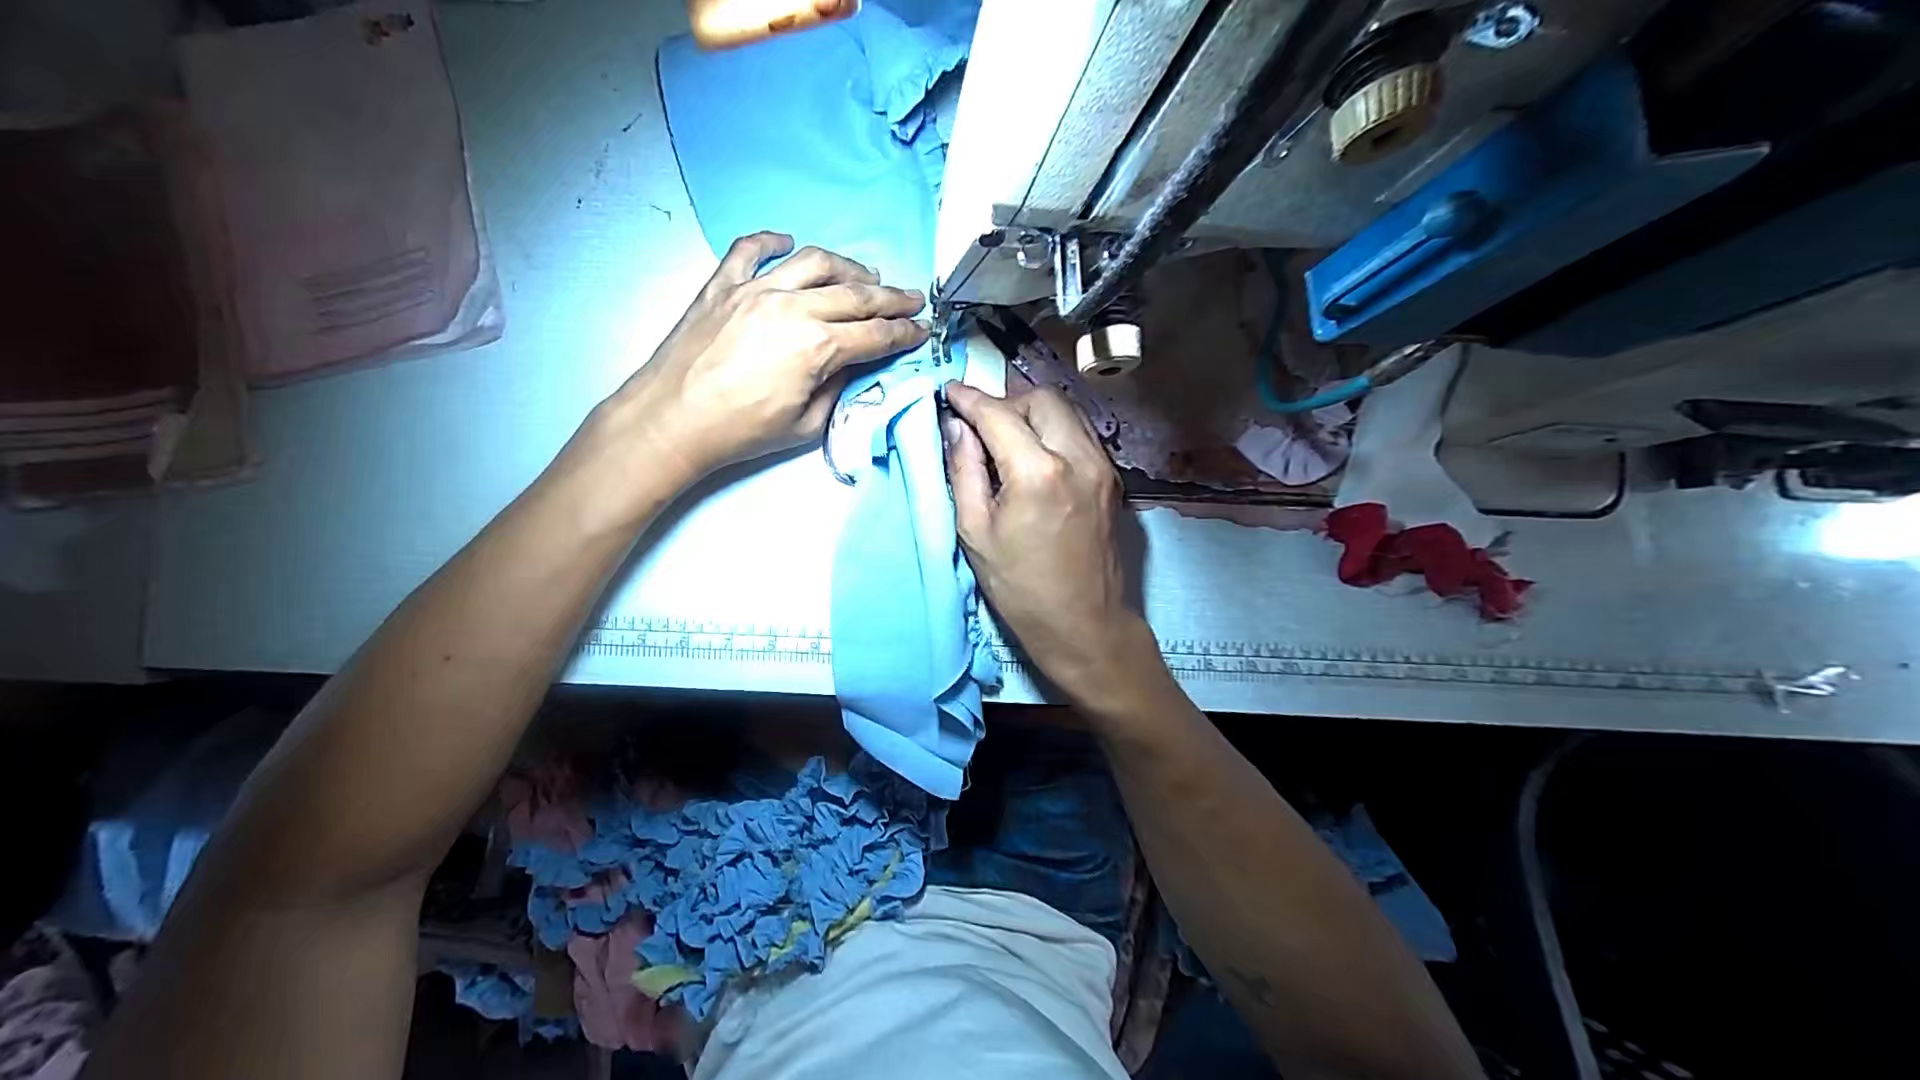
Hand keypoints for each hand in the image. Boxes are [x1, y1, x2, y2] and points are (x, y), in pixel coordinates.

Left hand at [596, 232, 928, 481]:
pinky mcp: (723, 284)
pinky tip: (788, 241)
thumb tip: (852, 364)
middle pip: (855, 295)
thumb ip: (836, 388)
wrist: (672, 419)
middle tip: (912, 297)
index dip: (904, 332)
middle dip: (891, 297)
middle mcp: (792, 308)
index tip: (922, 328)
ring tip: (865, 273)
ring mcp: (755, 289)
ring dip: (847, 266)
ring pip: (814, 262)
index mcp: (817, 347)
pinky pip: (751, 249)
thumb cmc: (740, 432)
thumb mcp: (805, 425)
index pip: (875, 334)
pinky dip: (772, 241)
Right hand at [943, 382, 1165, 708]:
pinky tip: (1036, 458)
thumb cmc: (1021, 588)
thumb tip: (956, 427)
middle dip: (1006, 402)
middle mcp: (1078, 458)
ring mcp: (1102, 467)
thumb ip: (964, 470)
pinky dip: (1054, 432)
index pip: (999, 414)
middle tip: (981, 426)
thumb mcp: (975, 532)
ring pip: (1066, 411)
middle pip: (1041, 399)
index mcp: (1038, 473)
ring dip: (1033, 414)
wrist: (1084, 624)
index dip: (969, 399)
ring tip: (1007, 441)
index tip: (950, 392)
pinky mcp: (1113, 479)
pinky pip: (1080, 434)